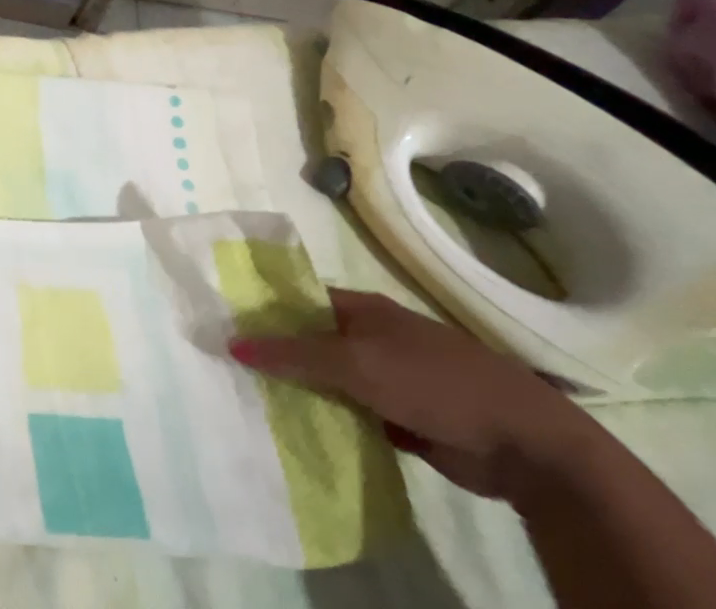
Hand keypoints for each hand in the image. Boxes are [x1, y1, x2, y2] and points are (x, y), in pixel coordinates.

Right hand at [229, 288, 598, 500]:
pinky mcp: (401, 416)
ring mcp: (390, 378)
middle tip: (225, 367)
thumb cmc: (436, 384)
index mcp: (366, 311)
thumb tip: (230, 343)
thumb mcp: (355, 363)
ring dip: (298, 390)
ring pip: (328, 379)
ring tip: (248, 398)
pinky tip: (293, 427)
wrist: (524, 445)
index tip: (220, 325)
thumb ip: (292, 354)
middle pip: (310, 341)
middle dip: (273, 353)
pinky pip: (349, 412)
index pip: (300, 301)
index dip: (262, 310)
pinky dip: (326, 419)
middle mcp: (374, 339)